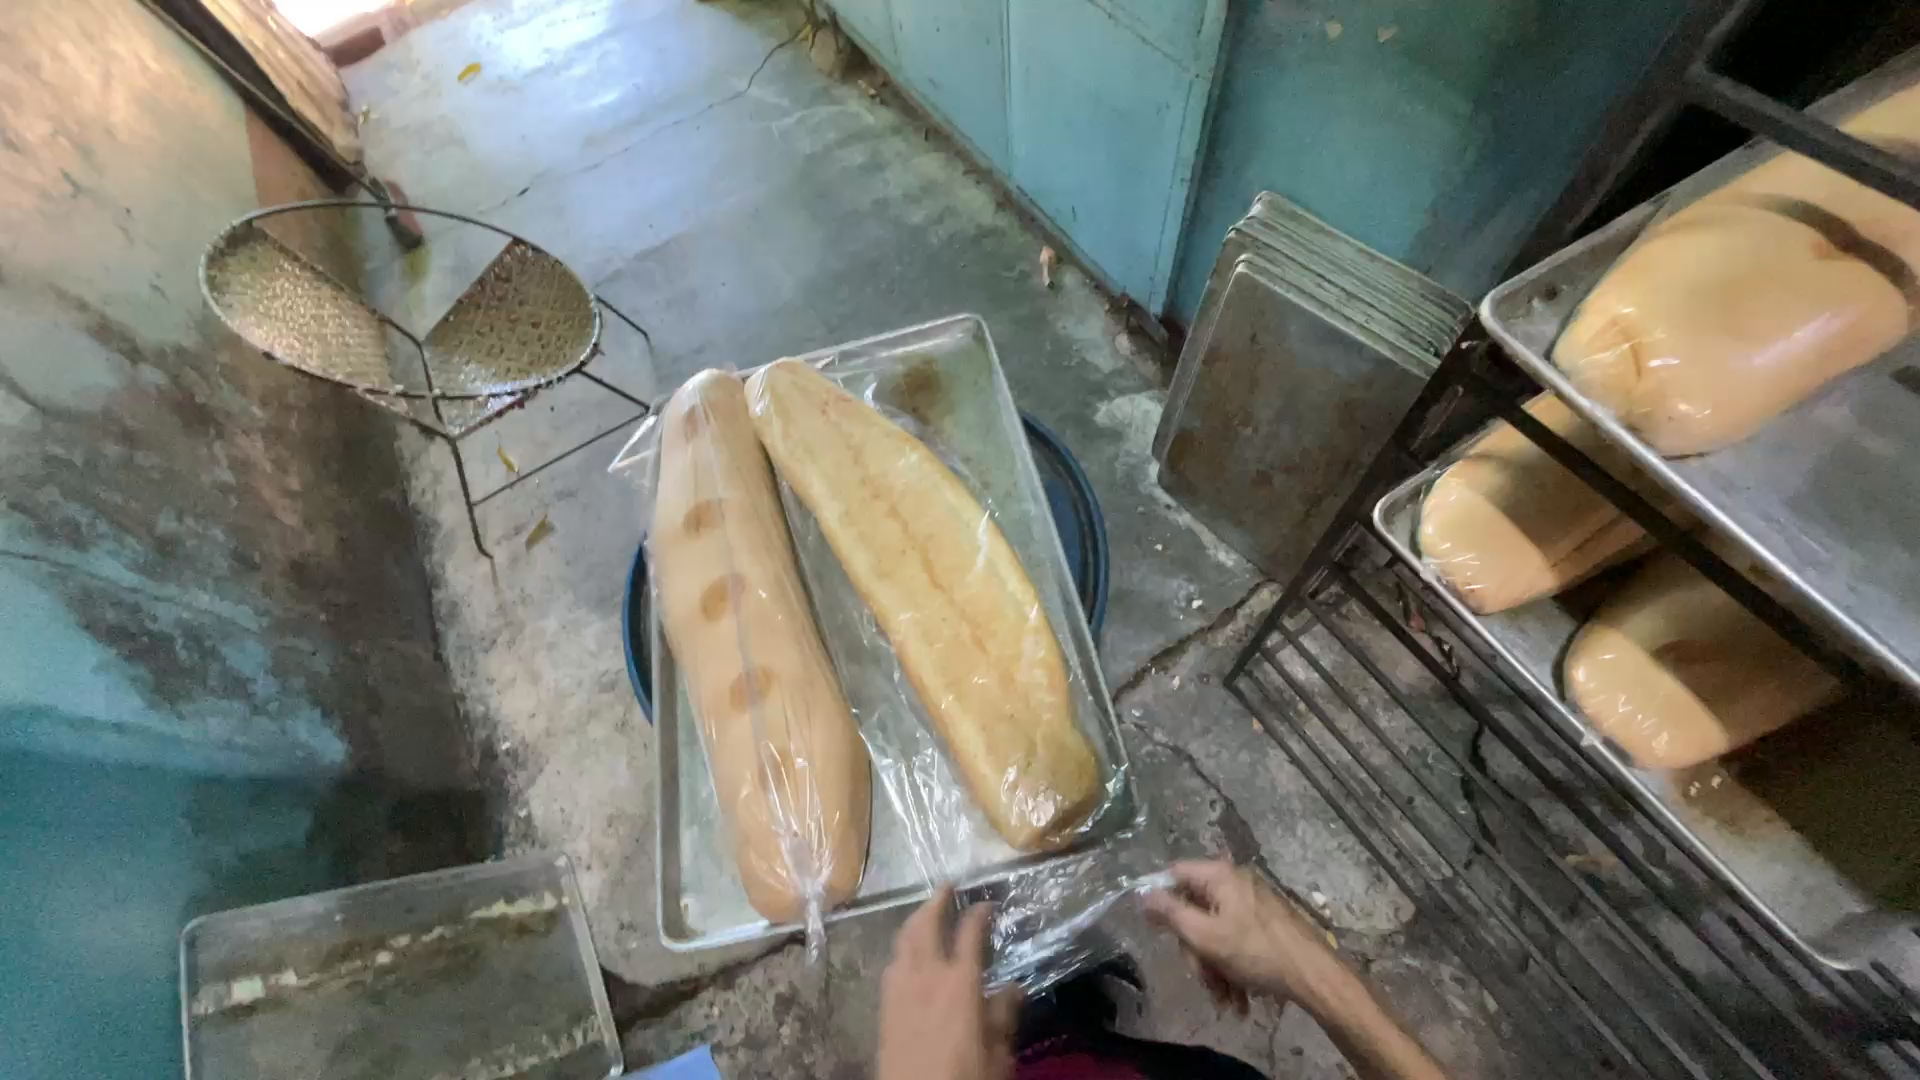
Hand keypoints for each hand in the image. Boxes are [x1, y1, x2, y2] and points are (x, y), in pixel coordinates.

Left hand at [876, 886, 1020, 1079]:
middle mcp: (928, 974)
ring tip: (926, 910)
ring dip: (916, 917)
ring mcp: (901, 987)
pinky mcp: (884, 1005)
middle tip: (948, 886)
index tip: (988, 902)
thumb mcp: (998, 1055)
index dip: (980, 912)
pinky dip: (903, 946)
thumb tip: (1014, 988)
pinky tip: (908, 952)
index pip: (971, 932)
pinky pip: (893, 962)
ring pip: (904, 937)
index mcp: (961, 981)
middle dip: (938, 899)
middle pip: (927, 922)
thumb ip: (1003, 1016)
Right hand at [1142, 859, 1346, 1013]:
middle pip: (1196, 909)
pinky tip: (1239, 997)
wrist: (1315, 977)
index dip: (1161, 898)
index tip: (1156, 928)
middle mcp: (1234, 882)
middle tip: (1202, 978)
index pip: (1176, 874)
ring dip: (1214, 967)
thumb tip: (1142, 894)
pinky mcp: (1265, 923)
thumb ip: (1170, 913)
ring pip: (1216, 930)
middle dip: (1196, 950)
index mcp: (1219, 876)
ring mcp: (1252, 903)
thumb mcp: (1205, 936)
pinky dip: (1233, 967)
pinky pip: (1235, 939)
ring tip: (1226, 1000)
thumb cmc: (1256, 951)